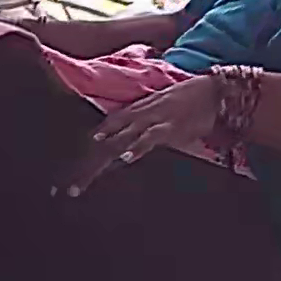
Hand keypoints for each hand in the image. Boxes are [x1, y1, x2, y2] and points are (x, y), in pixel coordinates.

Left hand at [61, 74, 221, 196]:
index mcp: (128, 115)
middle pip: (101, 145)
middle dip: (82, 168)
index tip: (65, 178)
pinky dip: (136, 148)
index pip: (97, 137)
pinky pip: (149, 139)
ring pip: (118, 143)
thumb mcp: (153, 115)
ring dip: (99, 163)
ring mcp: (149, 122)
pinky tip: (124, 159)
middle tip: (64, 190)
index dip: (80, 157)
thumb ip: (134, 131)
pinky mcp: (169, 127)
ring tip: (84, 179)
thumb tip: (120, 153)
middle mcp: (133, 118)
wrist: (216, 90)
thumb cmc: (185, 104)